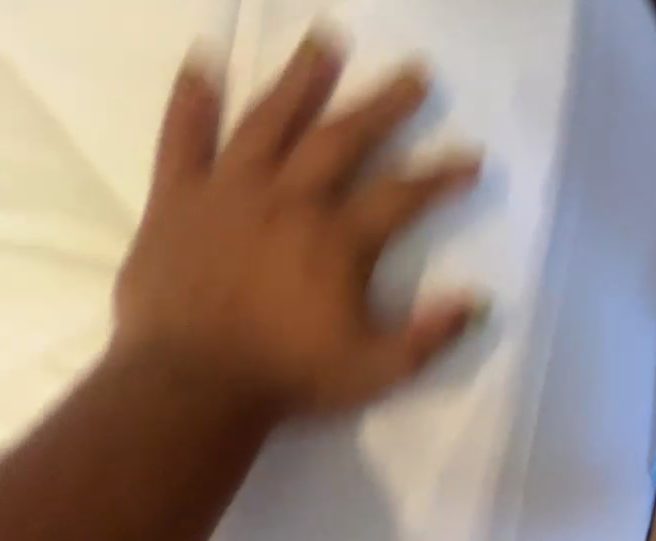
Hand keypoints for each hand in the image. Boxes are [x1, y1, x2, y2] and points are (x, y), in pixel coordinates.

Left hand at [111, 34, 482, 416]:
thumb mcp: (383, 368)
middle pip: (341, 139)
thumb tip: (477, 301)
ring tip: (324, 42)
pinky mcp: (178, 198)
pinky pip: (182, 136)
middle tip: (413, 74)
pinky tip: (206, 63)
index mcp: (339, 241)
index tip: (471, 158)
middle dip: (383, 106)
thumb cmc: (295, 375)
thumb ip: (432, 333)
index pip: (403, 195)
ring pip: (267, 122)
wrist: (193, 382)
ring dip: (299, 80)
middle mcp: (288, 201)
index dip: (442, 176)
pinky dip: (192, 98)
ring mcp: (227, 193)